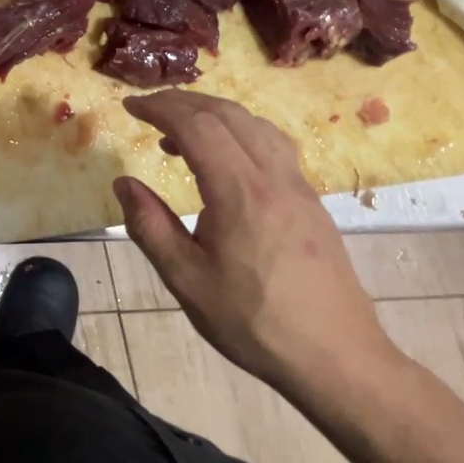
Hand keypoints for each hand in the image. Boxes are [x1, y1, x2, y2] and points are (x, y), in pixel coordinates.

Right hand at [114, 90, 393, 391]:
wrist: (339, 361)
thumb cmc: (254, 322)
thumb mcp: (185, 279)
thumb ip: (149, 225)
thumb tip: (124, 183)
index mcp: (241, 194)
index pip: (197, 127)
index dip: (159, 109)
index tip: (129, 107)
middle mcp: (274, 180)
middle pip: (228, 115)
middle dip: (183, 101)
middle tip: (147, 108)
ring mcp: (299, 190)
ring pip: (256, 126)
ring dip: (213, 113)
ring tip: (179, 128)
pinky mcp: (311, 204)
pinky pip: (274, 145)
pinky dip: (239, 131)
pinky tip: (223, 155)